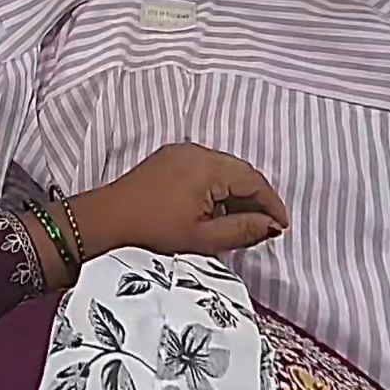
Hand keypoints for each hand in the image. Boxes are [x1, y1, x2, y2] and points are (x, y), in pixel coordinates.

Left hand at [67, 144, 289, 257]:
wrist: (107, 221)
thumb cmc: (154, 231)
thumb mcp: (203, 238)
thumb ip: (242, 229)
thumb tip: (272, 225)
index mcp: (207, 166)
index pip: (252, 179)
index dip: (271, 203)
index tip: (282, 226)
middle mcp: (195, 151)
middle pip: (238, 171)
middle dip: (255, 198)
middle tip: (266, 227)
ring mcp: (179, 152)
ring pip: (221, 169)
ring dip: (235, 193)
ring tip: (241, 223)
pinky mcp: (168, 158)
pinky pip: (203, 168)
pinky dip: (216, 187)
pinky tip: (215, 211)